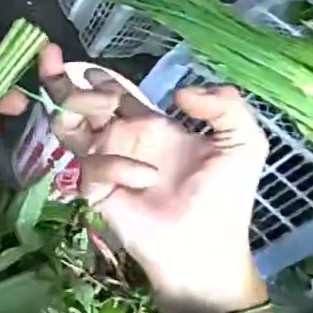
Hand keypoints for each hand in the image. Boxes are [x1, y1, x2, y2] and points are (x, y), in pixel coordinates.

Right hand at [43, 56, 267, 312]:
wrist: (207, 248)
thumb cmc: (225, 198)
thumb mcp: (244, 142)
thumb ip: (225, 105)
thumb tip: (178, 94)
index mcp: (151, 125)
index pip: (115, 93)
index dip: (97, 77)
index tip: (83, 65)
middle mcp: (122, 140)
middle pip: (80, 105)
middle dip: (68, 85)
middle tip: (77, 78)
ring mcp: (106, 165)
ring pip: (69, 128)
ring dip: (75, 110)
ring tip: (98, 108)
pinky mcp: (98, 192)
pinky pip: (93, 167)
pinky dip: (115, 166)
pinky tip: (143, 179)